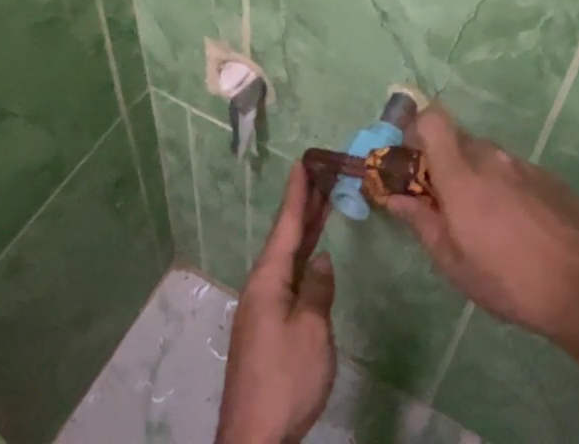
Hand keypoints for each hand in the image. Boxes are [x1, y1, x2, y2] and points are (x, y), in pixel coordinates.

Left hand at [217, 163, 336, 443]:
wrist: (255, 433)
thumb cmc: (286, 377)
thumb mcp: (311, 330)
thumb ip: (318, 290)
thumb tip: (320, 259)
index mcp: (269, 280)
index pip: (286, 227)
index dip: (297, 194)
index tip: (302, 162)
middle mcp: (262, 288)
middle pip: (286, 240)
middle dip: (304, 208)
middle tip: (321, 177)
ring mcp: (263, 309)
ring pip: (287, 260)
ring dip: (305, 234)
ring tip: (322, 207)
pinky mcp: (268, 329)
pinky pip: (288, 281)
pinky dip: (303, 262)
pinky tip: (313, 262)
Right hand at [383, 105, 578, 344]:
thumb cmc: (509, 281)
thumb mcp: (454, 263)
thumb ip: (422, 223)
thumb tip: (396, 198)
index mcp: (461, 176)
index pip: (433, 120)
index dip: (417, 128)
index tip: (412, 157)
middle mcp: (492, 160)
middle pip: (459, 139)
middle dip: (445, 159)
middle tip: (444, 198)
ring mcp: (525, 167)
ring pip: (489, 156)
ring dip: (478, 175)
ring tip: (486, 219)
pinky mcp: (551, 179)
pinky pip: (516, 172)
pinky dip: (507, 187)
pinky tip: (519, 226)